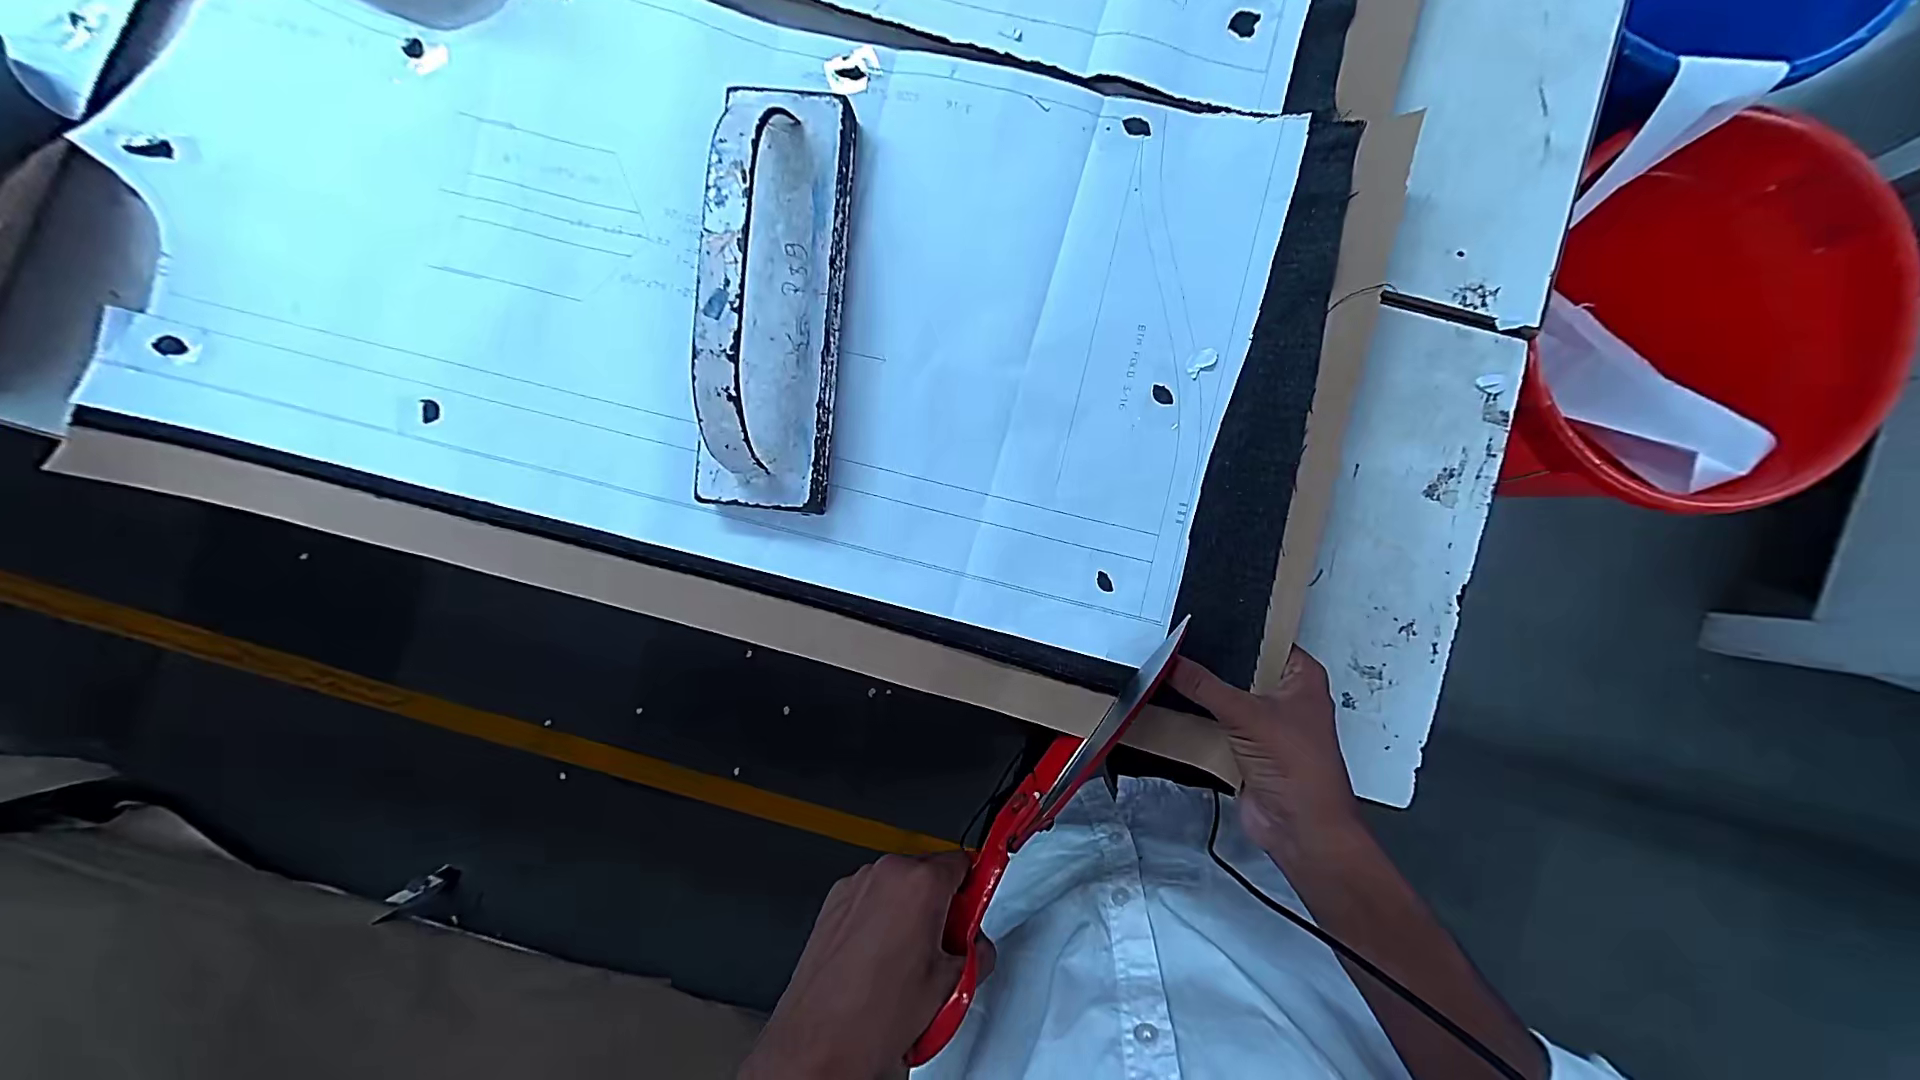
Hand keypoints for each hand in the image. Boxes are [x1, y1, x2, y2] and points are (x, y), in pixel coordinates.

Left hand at [739, 853, 994, 1079]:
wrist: (817, 1047)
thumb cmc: (871, 1019)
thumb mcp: (950, 986)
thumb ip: (975, 950)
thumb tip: (976, 945)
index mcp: (921, 883)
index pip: (966, 862)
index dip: (977, 884)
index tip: (981, 894)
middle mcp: (886, 874)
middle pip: (931, 873)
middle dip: (943, 905)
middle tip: (947, 945)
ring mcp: (856, 886)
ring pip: (899, 887)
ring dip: (909, 913)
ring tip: (908, 965)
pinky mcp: (834, 903)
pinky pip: (870, 899)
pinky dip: (880, 920)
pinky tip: (881, 964)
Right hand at [1168, 648, 1359, 850]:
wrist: (1299, 829)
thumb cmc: (1300, 769)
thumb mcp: (1248, 715)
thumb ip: (1205, 686)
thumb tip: (1172, 661)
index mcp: (1301, 677)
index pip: (1265, 638)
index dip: (1235, 628)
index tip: (1199, 618)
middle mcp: (1284, 694)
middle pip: (1240, 666)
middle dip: (1211, 660)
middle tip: (1175, 641)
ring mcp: (1264, 720)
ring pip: (1226, 694)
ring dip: (1202, 690)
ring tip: (1167, 666)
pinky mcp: (1245, 743)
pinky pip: (1215, 719)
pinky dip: (1198, 715)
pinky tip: (1172, 701)